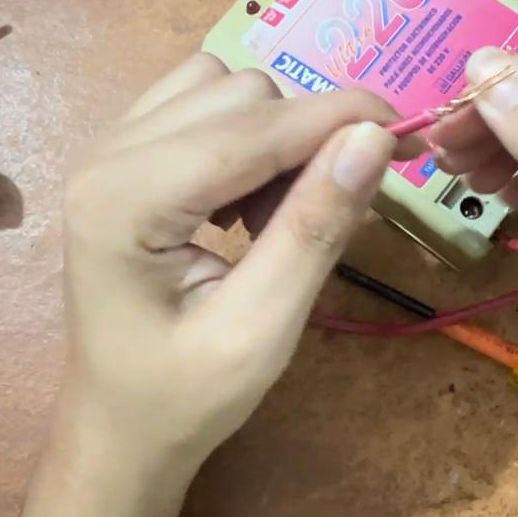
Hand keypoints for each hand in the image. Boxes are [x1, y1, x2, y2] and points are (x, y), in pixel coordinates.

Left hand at [55, 53, 407, 481]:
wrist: (118, 429)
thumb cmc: (185, 398)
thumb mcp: (262, 329)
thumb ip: (315, 228)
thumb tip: (374, 137)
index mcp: (126, 199)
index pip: (253, 126)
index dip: (340, 117)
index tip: (410, 133)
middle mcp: (107, 154)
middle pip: (239, 95)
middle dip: (305, 139)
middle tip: (325, 216)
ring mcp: (108, 150)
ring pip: (223, 88)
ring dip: (275, 137)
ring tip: (276, 217)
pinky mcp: (122, 157)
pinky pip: (201, 105)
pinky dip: (247, 137)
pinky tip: (245, 201)